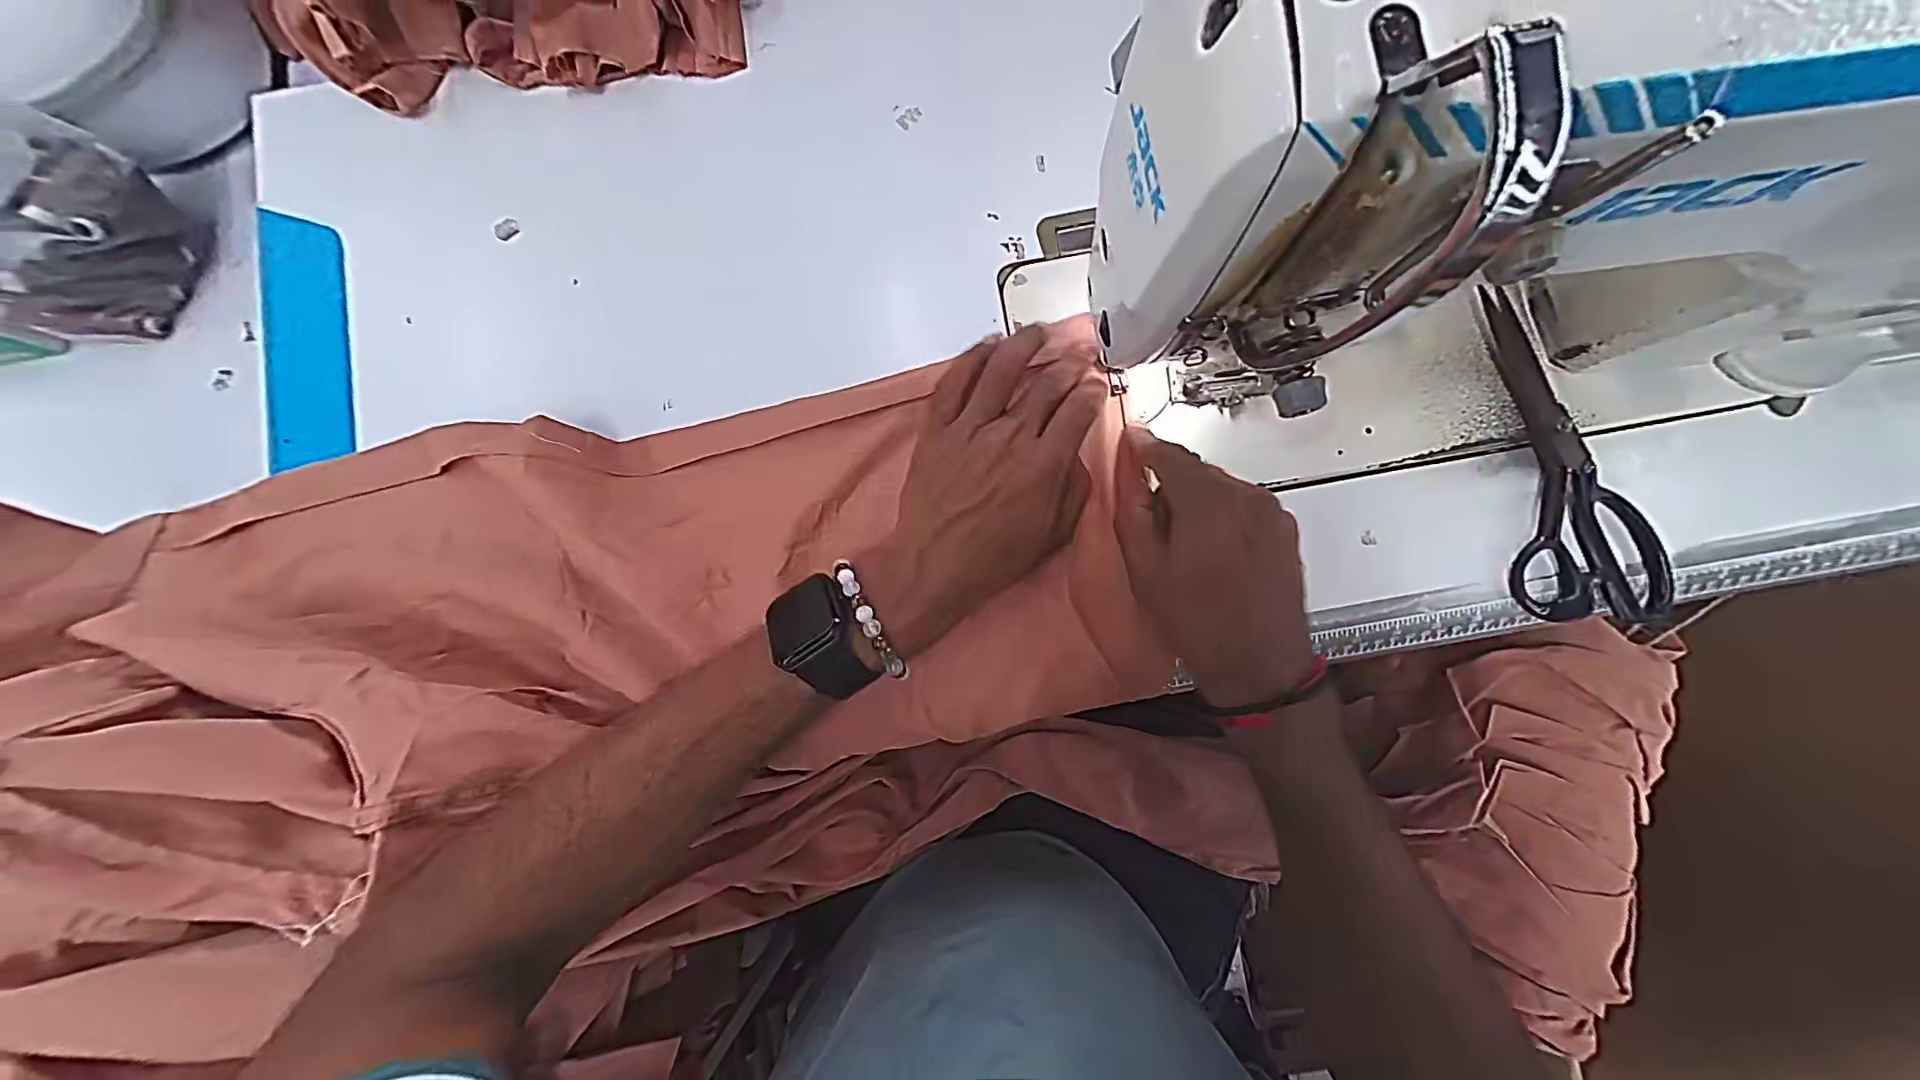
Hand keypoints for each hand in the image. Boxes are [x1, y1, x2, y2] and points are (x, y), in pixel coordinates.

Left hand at [860, 320, 1107, 657]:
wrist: (934, 566)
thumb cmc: (993, 557)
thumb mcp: (1054, 533)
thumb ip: (1075, 487)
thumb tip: (1076, 454)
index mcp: (1044, 463)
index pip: (1079, 407)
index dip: (1093, 389)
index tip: (1096, 385)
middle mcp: (1010, 437)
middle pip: (1048, 383)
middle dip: (1070, 364)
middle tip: (1078, 356)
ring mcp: (970, 429)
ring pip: (1002, 369)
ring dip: (1025, 344)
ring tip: (1038, 333)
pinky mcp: (938, 430)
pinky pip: (955, 382)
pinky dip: (972, 359)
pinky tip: (987, 347)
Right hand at [1112, 425, 1315, 708]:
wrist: (1260, 664)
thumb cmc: (1203, 626)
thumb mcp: (1146, 571)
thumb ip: (1133, 514)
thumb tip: (1129, 480)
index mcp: (1209, 503)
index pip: (1170, 454)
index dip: (1144, 446)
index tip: (1133, 440)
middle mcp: (1247, 498)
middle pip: (1197, 471)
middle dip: (1171, 484)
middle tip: (1153, 519)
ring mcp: (1271, 513)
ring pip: (1221, 488)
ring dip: (1199, 503)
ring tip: (1187, 548)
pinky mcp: (1284, 528)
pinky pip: (1244, 506)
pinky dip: (1224, 516)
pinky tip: (1214, 554)